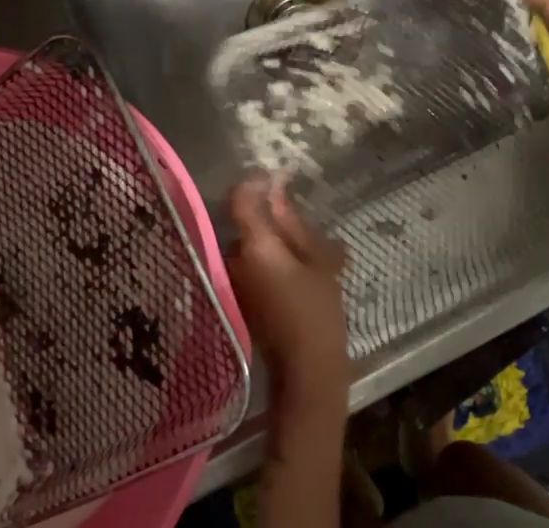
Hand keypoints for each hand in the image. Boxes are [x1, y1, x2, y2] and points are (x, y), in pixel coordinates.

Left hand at [228, 179, 348, 413]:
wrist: (305, 371)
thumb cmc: (317, 312)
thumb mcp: (317, 262)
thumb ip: (294, 225)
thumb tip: (278, 192)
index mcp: (254, 245)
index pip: (241, 197)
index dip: (257, 182)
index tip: (280, 178)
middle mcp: (233, 258)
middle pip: (245, 223)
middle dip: (269, 219)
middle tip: (302, 227)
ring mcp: (230, 279)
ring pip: (248, 246)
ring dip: (269, 243)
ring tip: (303, 255)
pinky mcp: (235, 296)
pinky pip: (248, 265)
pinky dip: (266, 262)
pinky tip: (293, 273)